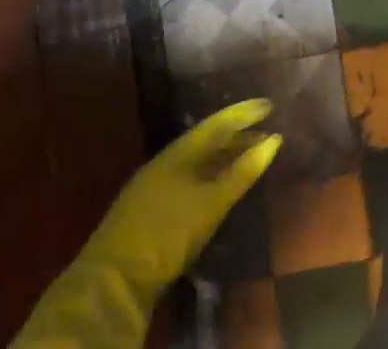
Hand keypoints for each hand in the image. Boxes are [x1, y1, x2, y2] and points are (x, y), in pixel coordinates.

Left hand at [11, 101, 282, 348]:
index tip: (269, 104)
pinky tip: (223, 186)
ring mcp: (155, 190)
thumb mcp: (211, 203)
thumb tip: (274, 140)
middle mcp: (164, 166)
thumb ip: (243, 172)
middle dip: (238, 137)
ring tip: (252, 157)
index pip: (215, 125)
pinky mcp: (153, 212)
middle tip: (268, 133)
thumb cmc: (166, 234)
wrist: (112, 283)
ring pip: (198, 164)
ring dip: (225, 159)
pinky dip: (213, 178)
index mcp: (175, 156)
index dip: (243, 113)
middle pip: (206, 143)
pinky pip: (191, 182)